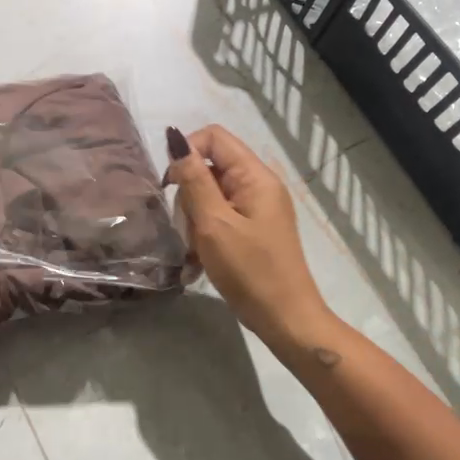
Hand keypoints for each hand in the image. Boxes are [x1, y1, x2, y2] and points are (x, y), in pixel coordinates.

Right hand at [167, 125, 333, 352]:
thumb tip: (174, 137)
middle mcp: (259, 184)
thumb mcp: (214, 223)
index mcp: (255, 176)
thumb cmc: (250, 271)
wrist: (287, 322)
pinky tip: (202, 255)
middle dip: (190, 191)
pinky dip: (206, 229)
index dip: (186, 152)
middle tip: (188, 226)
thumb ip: (193, 178)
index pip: (213, 137)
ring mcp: (258, 207)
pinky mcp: (254, 227)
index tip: (171, 186)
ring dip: (195, 215)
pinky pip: (221, 213)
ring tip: (196, 247)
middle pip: (210, 164)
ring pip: (211, 191)